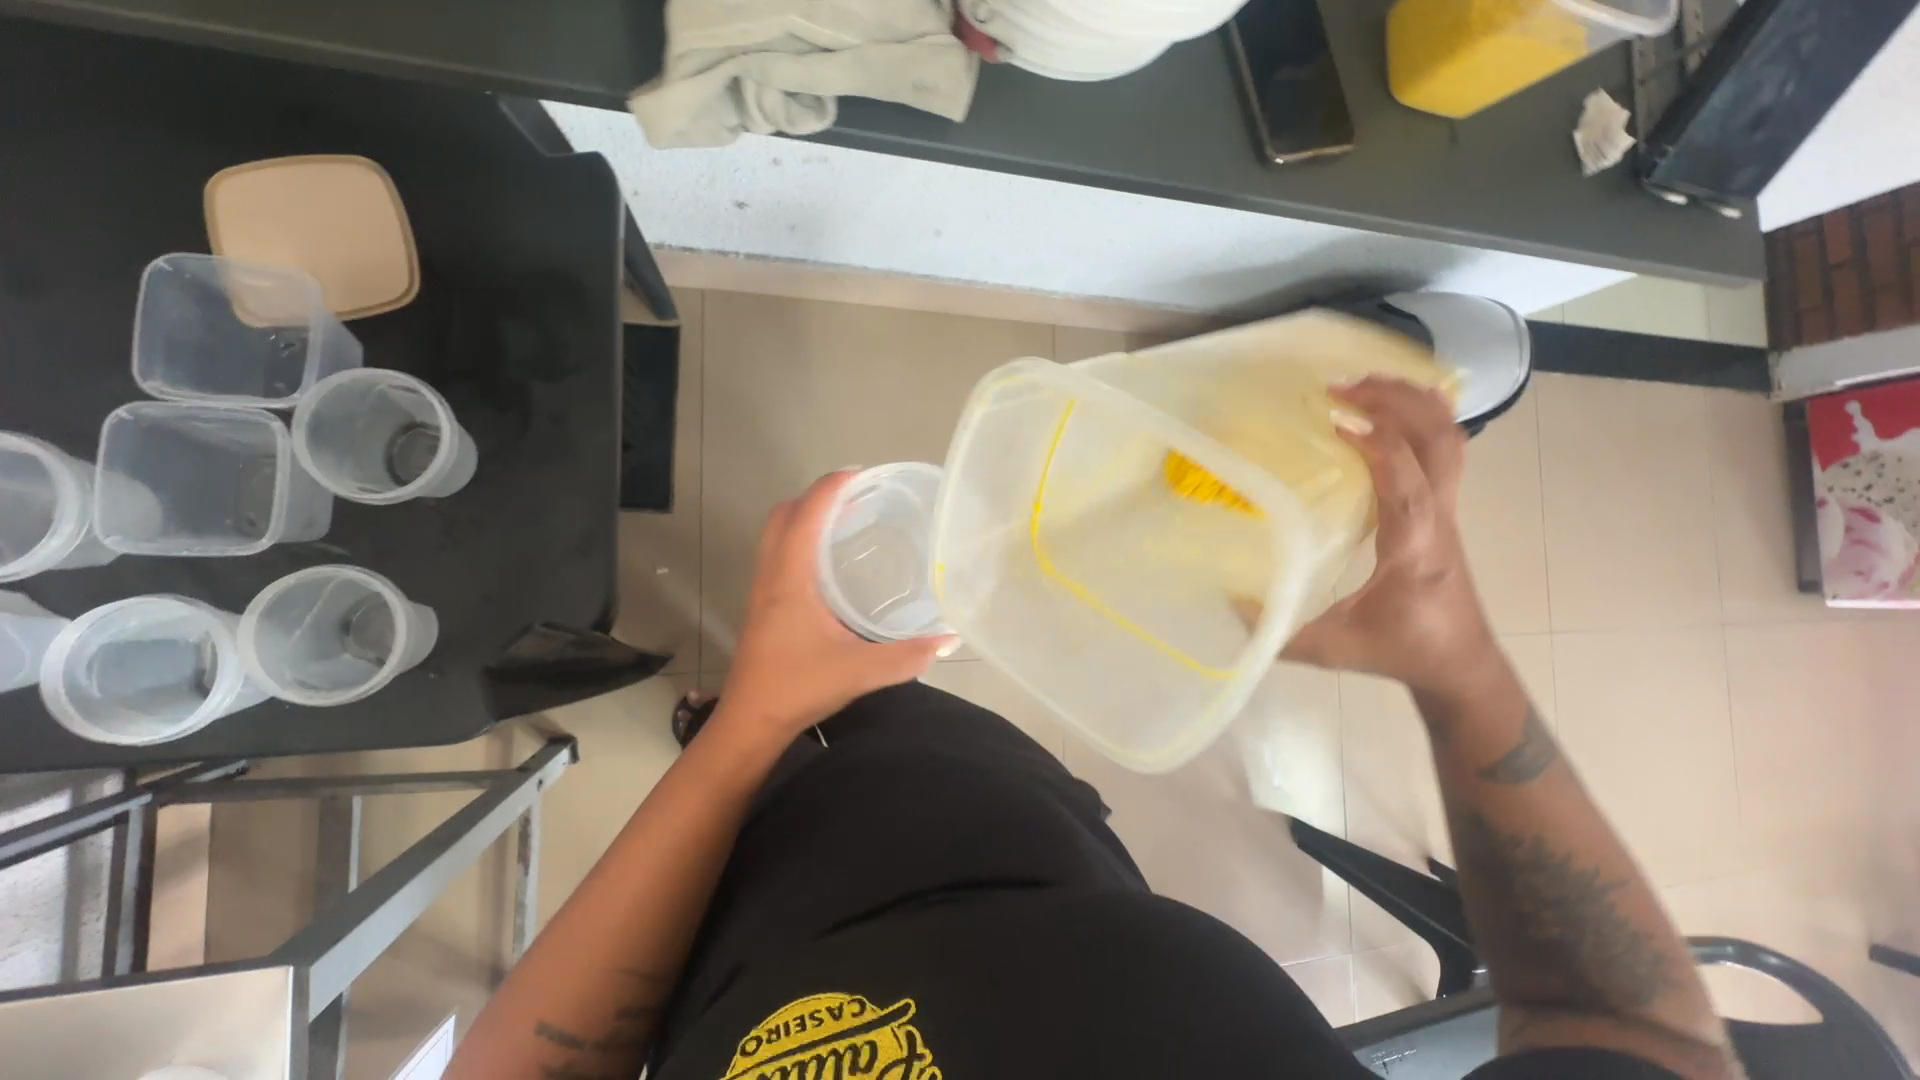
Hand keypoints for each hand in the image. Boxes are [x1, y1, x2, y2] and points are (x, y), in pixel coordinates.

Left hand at [719, 469, 955, 739]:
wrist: (750, 722)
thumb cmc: (798, 688)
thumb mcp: (860, 671)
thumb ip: (907, 656)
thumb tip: (949, 640)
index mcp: (791, 579)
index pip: (807, 514)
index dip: (831, 487)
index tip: (861, 475)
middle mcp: (772, 576)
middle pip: (784, 515)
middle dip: (816, 496)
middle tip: (855, 496)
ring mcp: (762, 590)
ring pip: (776, 534)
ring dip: (804, 517)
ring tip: (844, 520)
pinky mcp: (762, 607)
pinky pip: (777, 554)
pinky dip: (799, 540)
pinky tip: (827, 564)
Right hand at [1278, 377, 1496, 695]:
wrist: (1460, 664)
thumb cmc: (1399, 652)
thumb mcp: (1332, 648)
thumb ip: (1279, 633)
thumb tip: (1229, 602)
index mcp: (1414, 549)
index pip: (1407, 486)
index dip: (1379, 448)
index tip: (1337, 422)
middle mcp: (1438, 519)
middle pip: (1439, 443)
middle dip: (1397, 403)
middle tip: (1344, 386)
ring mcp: (1447, 511)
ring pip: (1449, 440)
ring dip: (1412, 403)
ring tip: (1364, 384)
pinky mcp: (1444, 509)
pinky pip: (1444, 450)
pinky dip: (1423, 417)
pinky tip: (1393, 406)